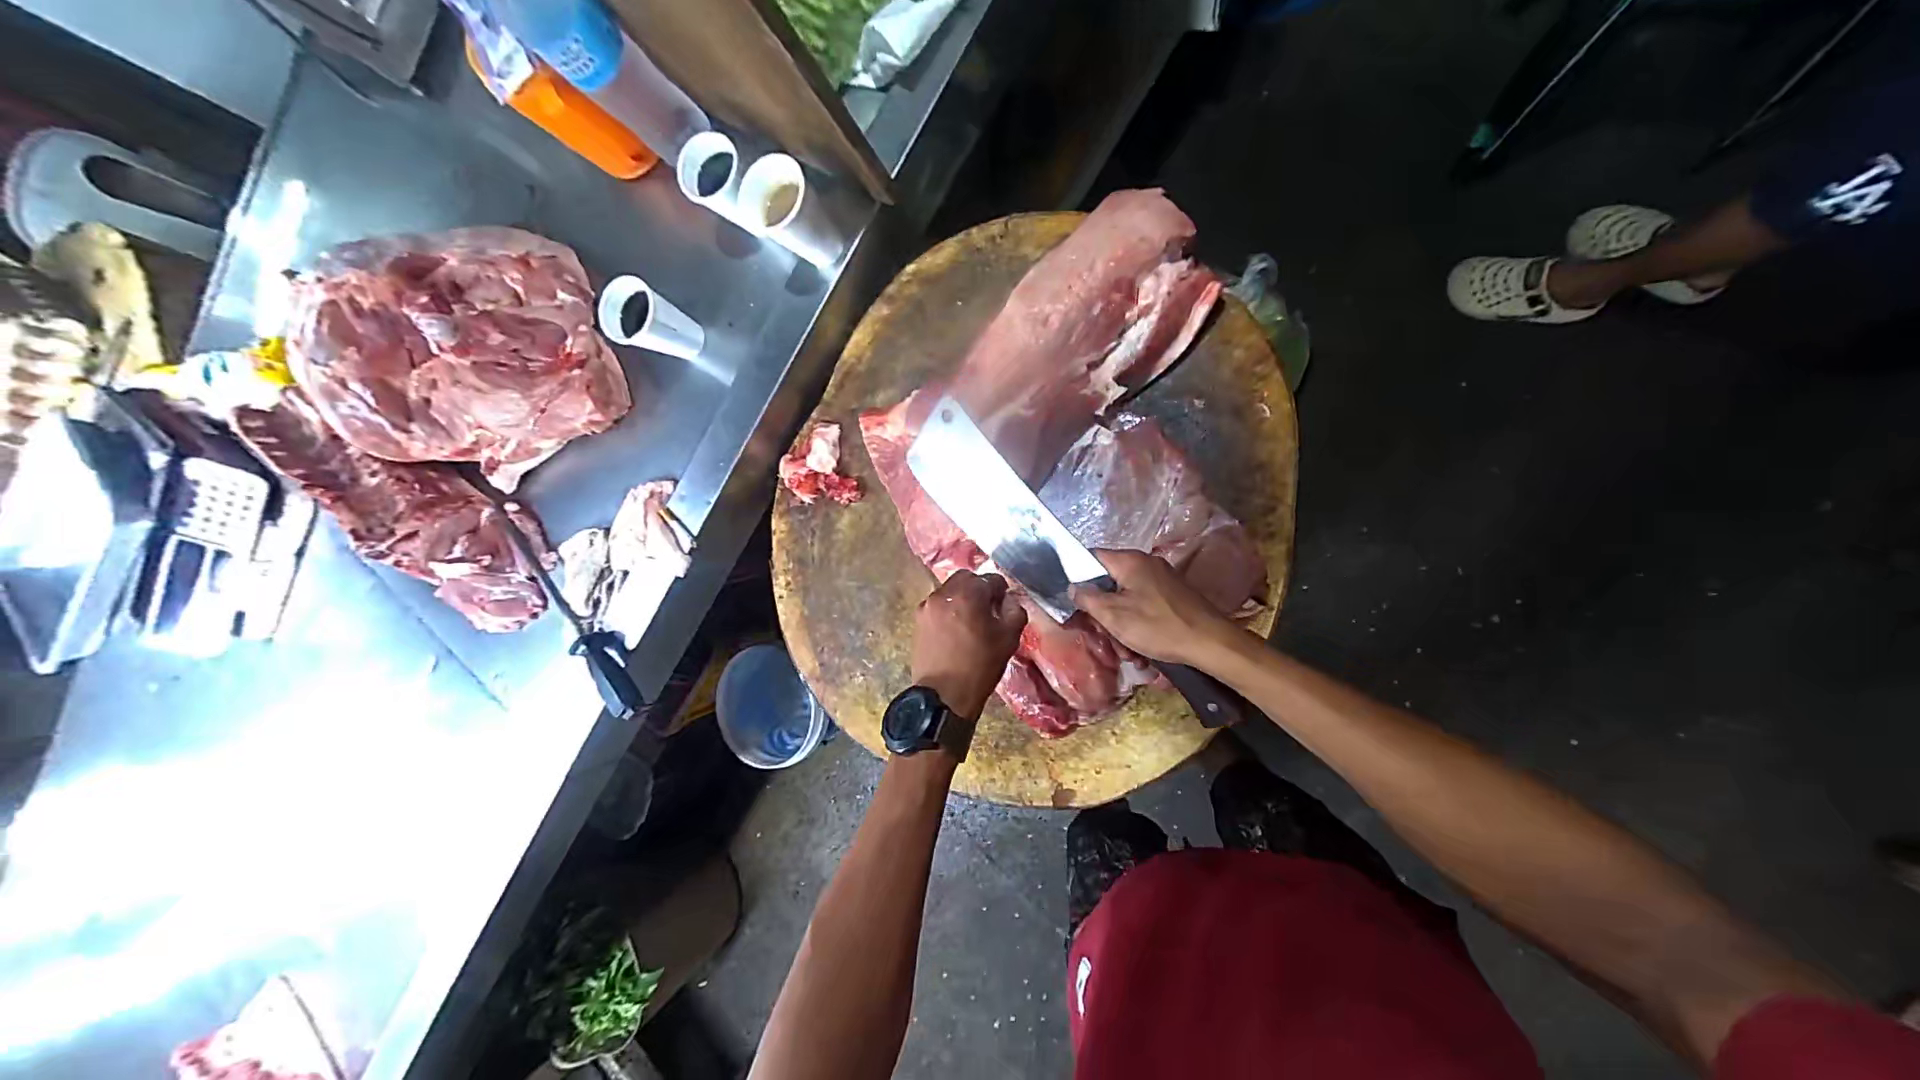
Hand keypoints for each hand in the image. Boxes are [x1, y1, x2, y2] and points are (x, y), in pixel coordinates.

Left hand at [911, 570, 1027, 721]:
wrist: (944, 696)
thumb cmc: (980, 666)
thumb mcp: (1009, 639)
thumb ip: (1014, 612)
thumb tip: (1009, 601)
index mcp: (968, 594)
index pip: (991, 579)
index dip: (1001, 592)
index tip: (1004, 607)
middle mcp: (943, 594)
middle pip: (966, 579)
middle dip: (979, 590)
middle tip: (988, 611)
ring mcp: (927, 607)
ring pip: (950, 592)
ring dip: (962, 600)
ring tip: (970, 623)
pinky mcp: (918, 621)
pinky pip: (938, 607)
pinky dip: (949, 612)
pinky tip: (955, 632)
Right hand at [1071, 549, 1243, 667]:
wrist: (1210, 643)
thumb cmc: (1158, 626)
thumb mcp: (1114, 615)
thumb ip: (1087, 598)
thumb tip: (1073, 587)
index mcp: (1130, 561)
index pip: (1091, 557)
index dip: (1076, 576)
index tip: (1071, 600)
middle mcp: (1146, 564)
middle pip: (1109, 583)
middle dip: (1103, 613)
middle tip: (1104, 636)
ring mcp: (1161, 581)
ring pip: (1126, 600)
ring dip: (1121, 627)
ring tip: (1127, 652)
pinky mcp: (1172, 598)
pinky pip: (1144, 609)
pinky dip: (1138, 628)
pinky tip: (1142, 652)